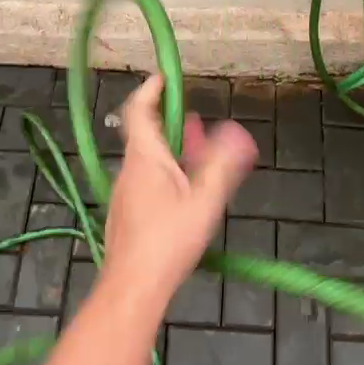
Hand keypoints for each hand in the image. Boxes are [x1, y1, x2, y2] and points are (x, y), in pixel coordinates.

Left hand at [99, 74, 258, 306]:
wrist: (132, 287)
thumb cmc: (169, 240)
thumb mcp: (204, 201)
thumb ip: (222, 165)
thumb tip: (239, 133)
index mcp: (145, 157)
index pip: (140, 110)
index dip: (151, 90)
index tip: (166, 77)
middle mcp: (129, 168)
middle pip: (147, 135)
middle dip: (173, 124)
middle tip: (197, 120)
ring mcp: (124, 192)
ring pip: (149, 160)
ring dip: (173, 151)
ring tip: (199, 153)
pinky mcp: (126, 213)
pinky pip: (147, 180)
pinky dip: (167, 173)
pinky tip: (186, 191)